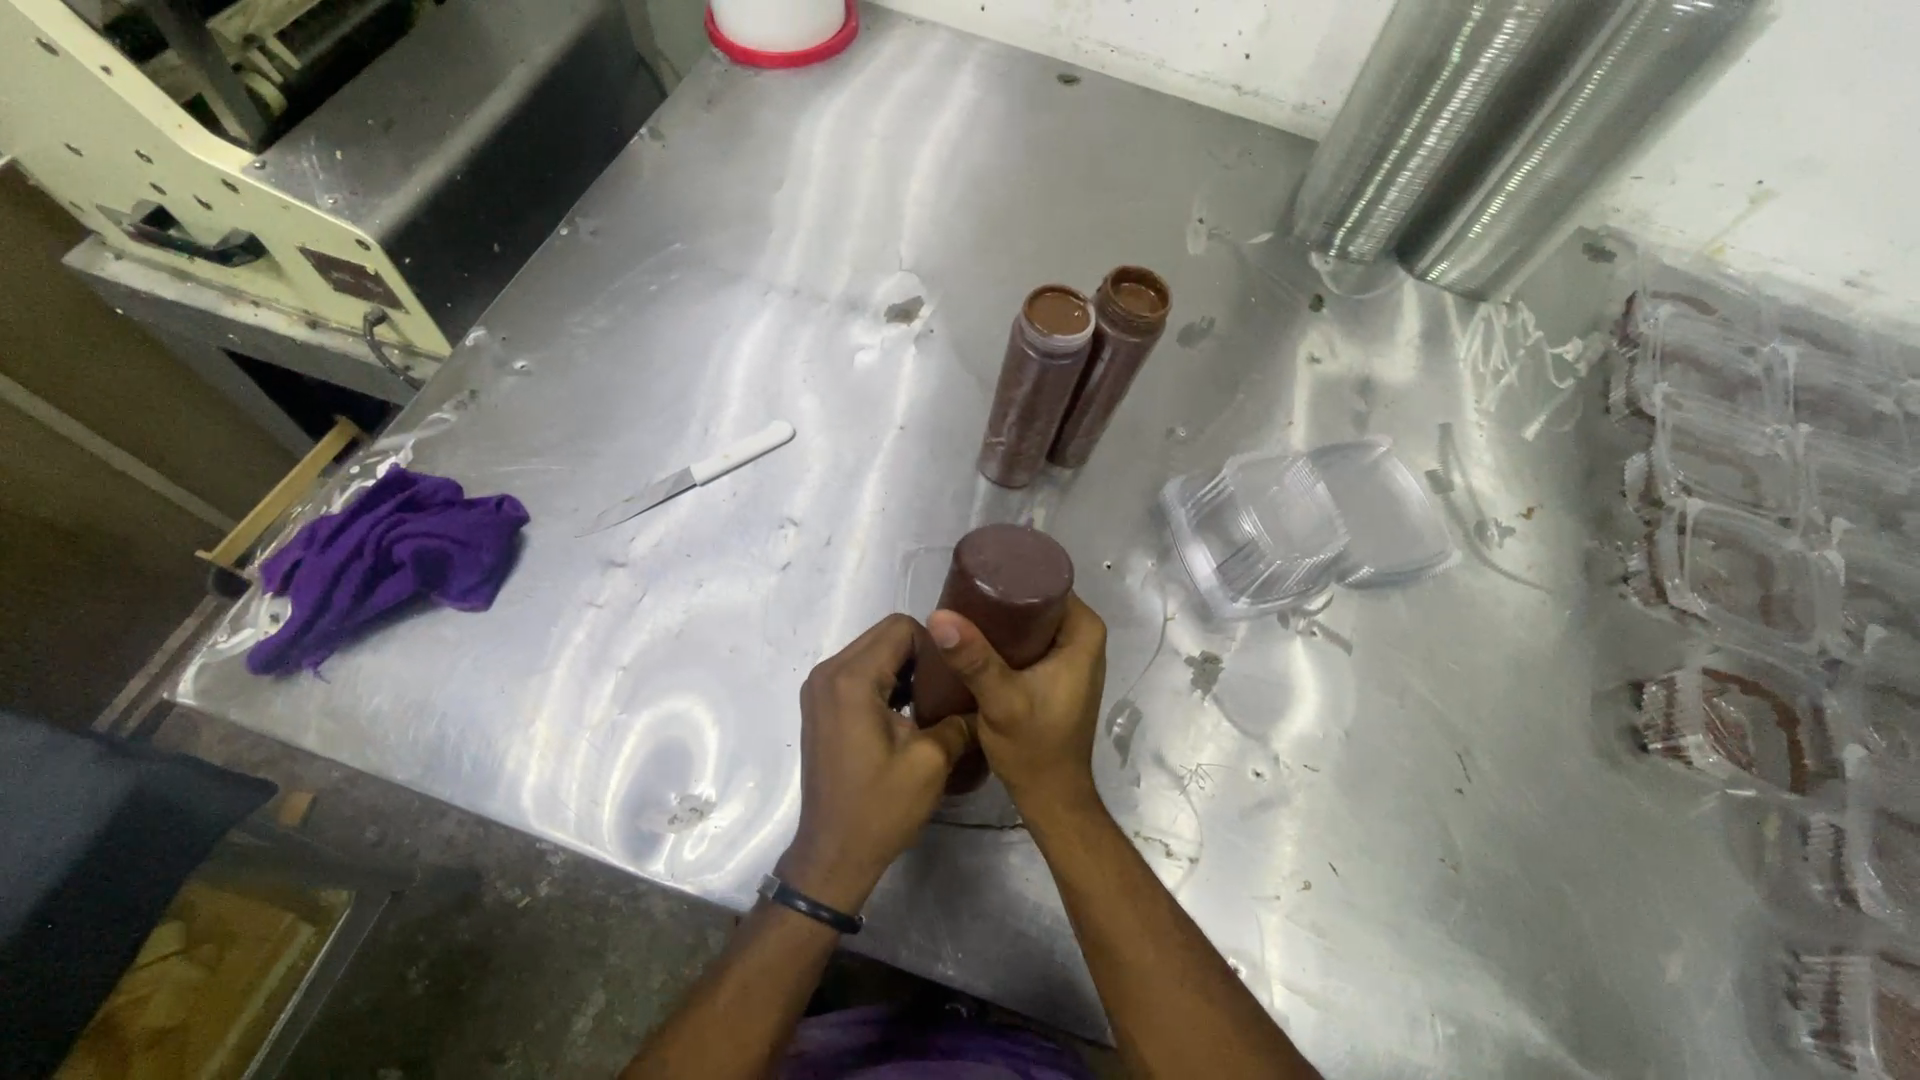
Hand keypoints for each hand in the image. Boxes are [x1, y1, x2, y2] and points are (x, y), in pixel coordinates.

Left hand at [777, 614, 973, 913]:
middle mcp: (828, 673)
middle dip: (921, 654)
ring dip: (904, 668)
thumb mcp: (932, 761)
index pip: (902, 628)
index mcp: (852, 679)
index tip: (956, 676)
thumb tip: (983, 699)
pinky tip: (909, 713)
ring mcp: (819, 689)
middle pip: (884, 635)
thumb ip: (959, 719)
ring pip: (872, 652)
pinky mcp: (820, 706)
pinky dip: (885, 682)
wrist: (834, 853)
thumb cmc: (880, 807)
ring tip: (933, 701)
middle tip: (949, 688)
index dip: (935, 645)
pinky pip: (858, 674)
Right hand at [926, 593, 1106, 821]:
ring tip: (963, 614)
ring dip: (1002, 618)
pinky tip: (976, 640)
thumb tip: (938, 616)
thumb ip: (974, 660)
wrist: (1050, 796)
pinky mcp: (1057, 676)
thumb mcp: (1001, 700)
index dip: (1013, 575)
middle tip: (961, 596)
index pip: (1050, 583)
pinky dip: (1007, 638)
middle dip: (1002, 596)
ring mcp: (1072, 659)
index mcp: (1084, 634)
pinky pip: (1031, 640)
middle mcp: (1084, 640)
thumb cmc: (1034, 748)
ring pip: (1033, 621)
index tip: (976, 577)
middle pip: (1039, 600)